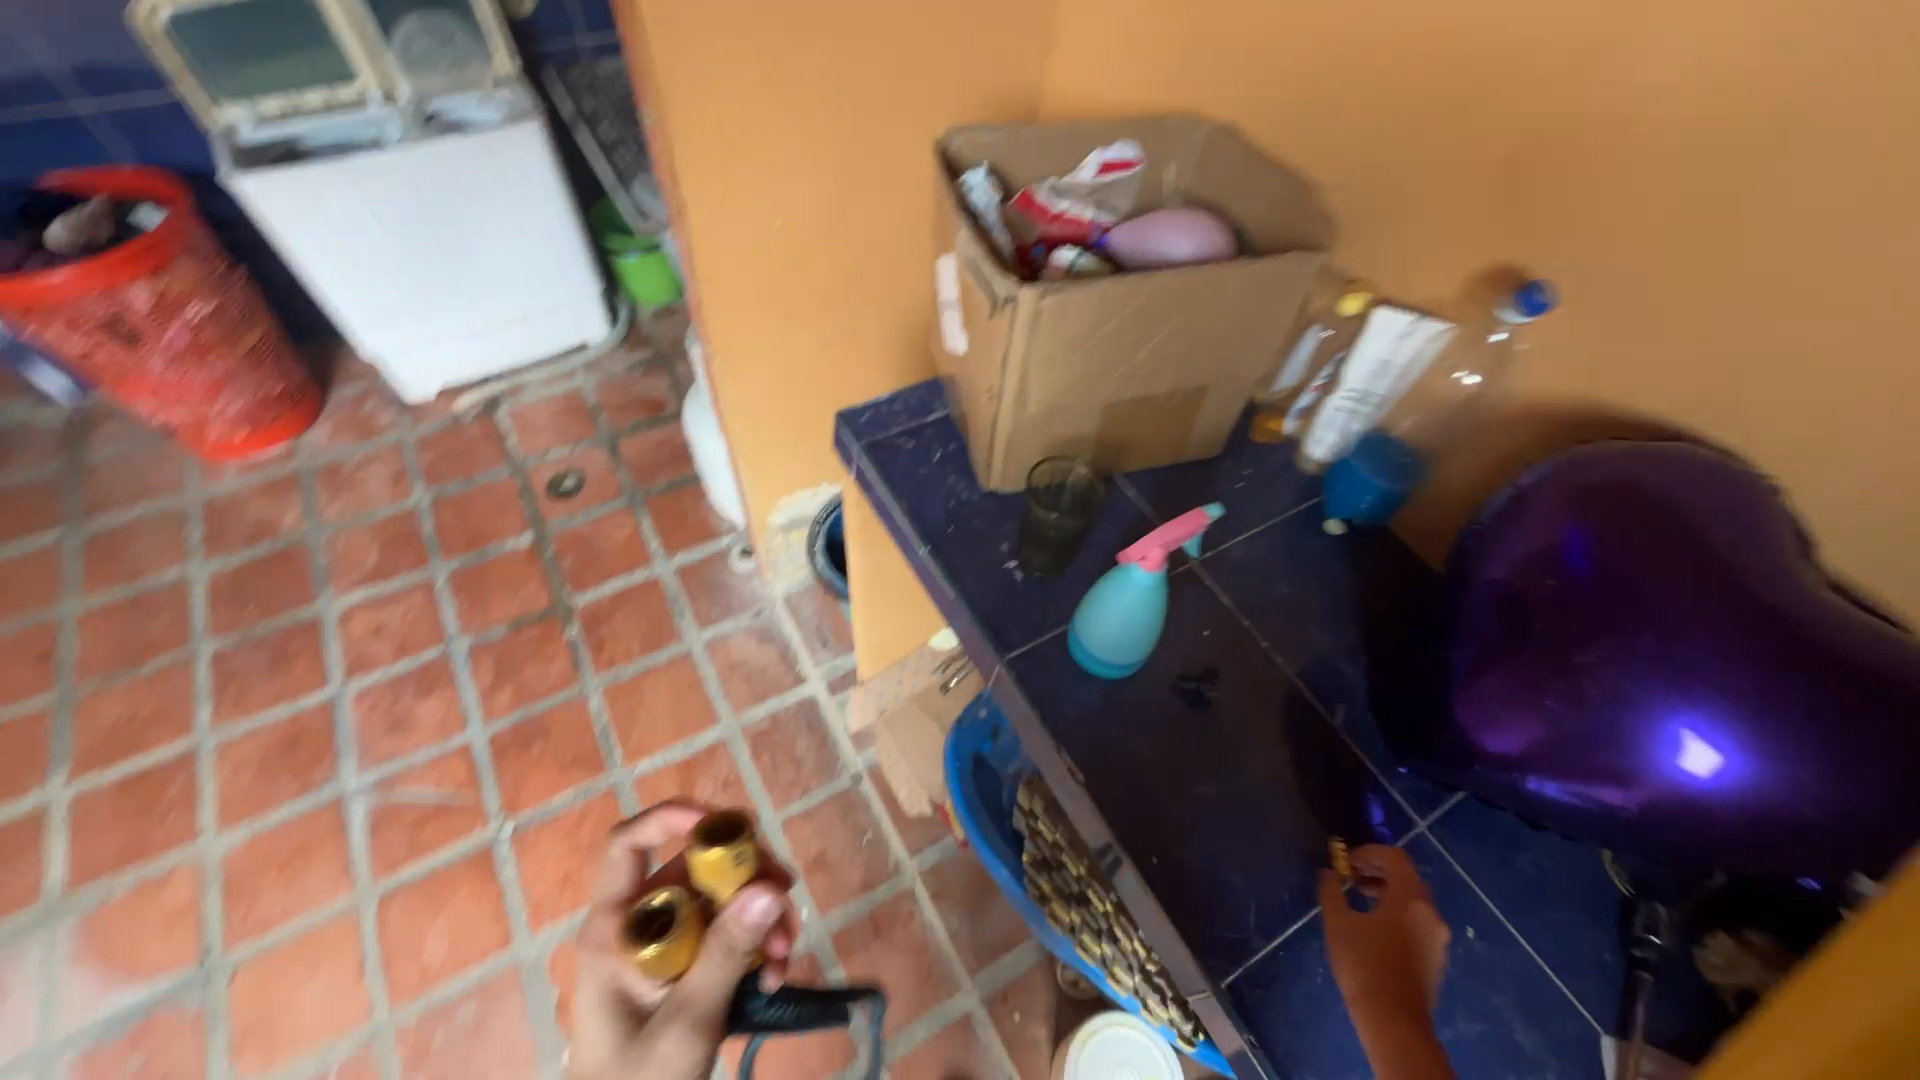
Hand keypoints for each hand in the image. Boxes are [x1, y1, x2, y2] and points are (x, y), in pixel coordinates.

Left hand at [569, 801, 800, 1079]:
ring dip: (763, 916)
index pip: (626, 846)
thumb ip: (725, 954)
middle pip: (695, 866)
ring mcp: (668, 943)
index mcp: (616, 928)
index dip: (669, 819)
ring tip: (786, 957)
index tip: (725, 826)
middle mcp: (641, 923)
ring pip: (722, 896)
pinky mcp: (689, 965)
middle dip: (748, 878)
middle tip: (787, 902)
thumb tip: (768, 887)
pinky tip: (777, 976)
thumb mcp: (686, 1022)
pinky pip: (730, 931)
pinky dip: (759, 945)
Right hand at [1319, 844, 1450, 1022]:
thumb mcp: (1338, 922)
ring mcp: (1438, 936)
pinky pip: (1419, 920)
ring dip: (1388, 891)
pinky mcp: (1437, 955)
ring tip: (1360, 899)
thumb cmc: (1363, 964)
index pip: (1394, 857)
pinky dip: (1398, 911)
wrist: (1393, 1020)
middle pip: (1407, 876)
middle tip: (1351, 876)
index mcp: (1410, 897)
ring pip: (1414, 899)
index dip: (1368, 852)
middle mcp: (1431, 911)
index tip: (1346, 862)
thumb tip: (1329, 873)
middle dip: (1378, 870)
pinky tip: (1376, 926)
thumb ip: (1332, 890)